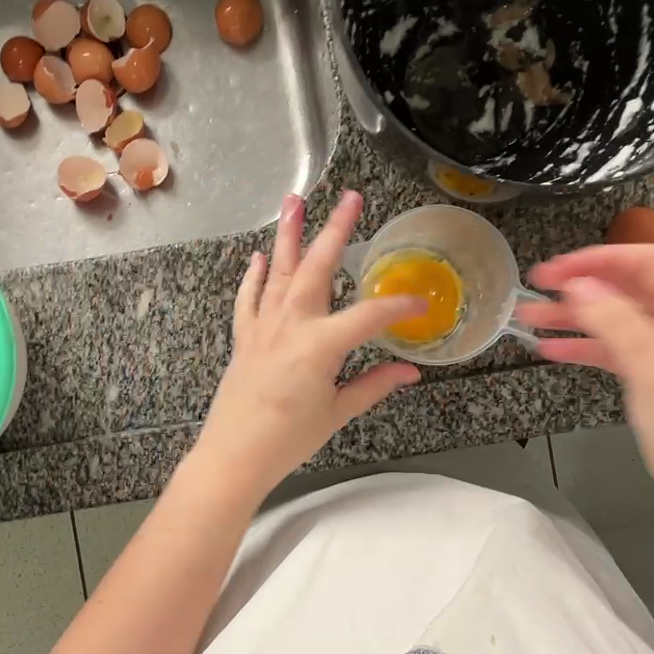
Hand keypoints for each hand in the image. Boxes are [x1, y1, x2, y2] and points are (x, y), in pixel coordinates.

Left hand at [188, 191, 426, 503]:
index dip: (398, 308)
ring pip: (278, 271)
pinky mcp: (244, 337)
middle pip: (317, 268)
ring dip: (288, 235)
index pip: (368, 316)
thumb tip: (409, 372)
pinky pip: (249, 298)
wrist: (234, 455)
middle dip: (336, 230)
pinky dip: (254, 276)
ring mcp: (263, 327)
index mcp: (319, 346)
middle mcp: (290, 325)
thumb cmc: (287, 440)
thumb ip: (373, 385)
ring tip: (294, 201)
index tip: (419, 305)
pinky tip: (259, 257)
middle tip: (350, 197)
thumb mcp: (337, 413)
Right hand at [520, 244, 653, 496]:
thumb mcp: (653, 367)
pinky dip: (584, 346)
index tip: (553, 270)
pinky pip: (616, 348)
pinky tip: (549, 349)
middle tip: (533, 287)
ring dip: (574, 317)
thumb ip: (614, 321)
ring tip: (527, 318)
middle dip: (580, 287)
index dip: (598, 259)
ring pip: (616, 318)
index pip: (647, 263)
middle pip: (629, 288)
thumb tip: (577, 284)